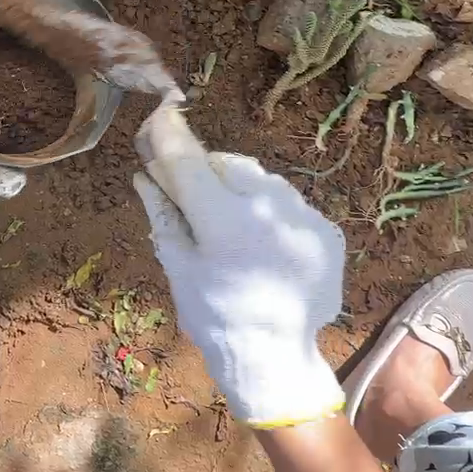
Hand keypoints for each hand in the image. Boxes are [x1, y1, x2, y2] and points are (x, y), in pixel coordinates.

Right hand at [133, 106, 345, 427]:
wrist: (274, 357)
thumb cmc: (213, 316)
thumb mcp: (178, 265)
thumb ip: (164, 213)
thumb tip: (145, 175)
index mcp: (224, 221)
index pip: (189, 161)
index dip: (170, 136)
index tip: (159, 114)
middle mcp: (269, 209)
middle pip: (225, 164)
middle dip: (202, 170)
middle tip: (186, 191)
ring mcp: (304, 218)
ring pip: (258, 179)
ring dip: (235, 186)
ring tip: (225, 221)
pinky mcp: (327, 229)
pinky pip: (285, 202)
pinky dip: (264, 209)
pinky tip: (256, 238)